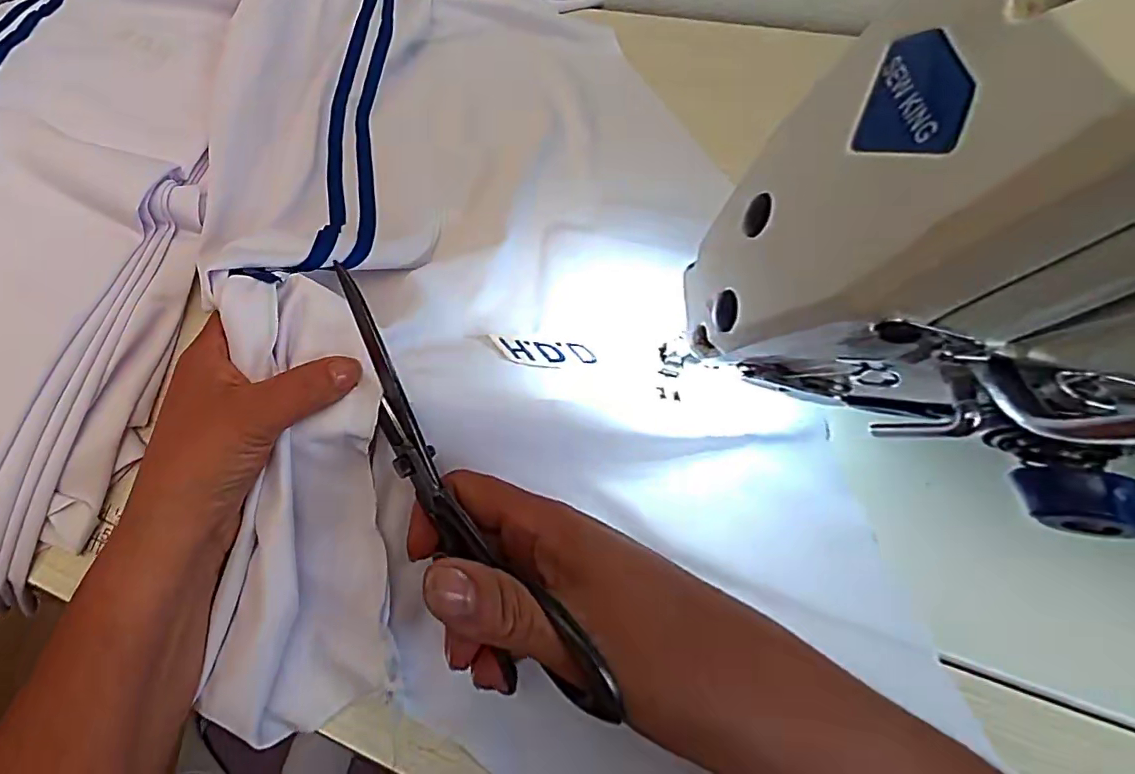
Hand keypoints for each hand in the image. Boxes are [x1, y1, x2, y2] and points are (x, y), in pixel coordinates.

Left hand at [127, 313, 359, 550]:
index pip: (240, 312)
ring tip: (350, 370)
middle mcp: (216, 377)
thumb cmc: (201, 458)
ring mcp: (230, 411)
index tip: (317, 300)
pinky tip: (334, 409)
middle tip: (346, 337)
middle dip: (300, 345)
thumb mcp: (253, 412)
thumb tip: (351, 363)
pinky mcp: (243, 442)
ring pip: (274, 385)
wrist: (180, 533)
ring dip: (305, 383)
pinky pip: (278, 416)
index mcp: (205, 355)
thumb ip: (303, 386)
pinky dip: (301, 413)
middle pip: (263, 349)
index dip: (274, 303)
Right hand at [410, 471, 994, 773]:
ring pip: (503, 583)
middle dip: (455, 587)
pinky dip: (512, 640)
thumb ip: (500, 607)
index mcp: (552, 529)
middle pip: (477, 541)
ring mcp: (578, 583)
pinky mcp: (594, 619)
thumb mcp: (580, 639)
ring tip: (489, 672)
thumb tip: (429, 578)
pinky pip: (532, 613)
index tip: (420, 568)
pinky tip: (520, 675)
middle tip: (459, 646)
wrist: (796, 726)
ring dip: (481, 622)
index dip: (432, 518)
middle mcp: (560, 546)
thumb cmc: (685, 664)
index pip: (466, 491)